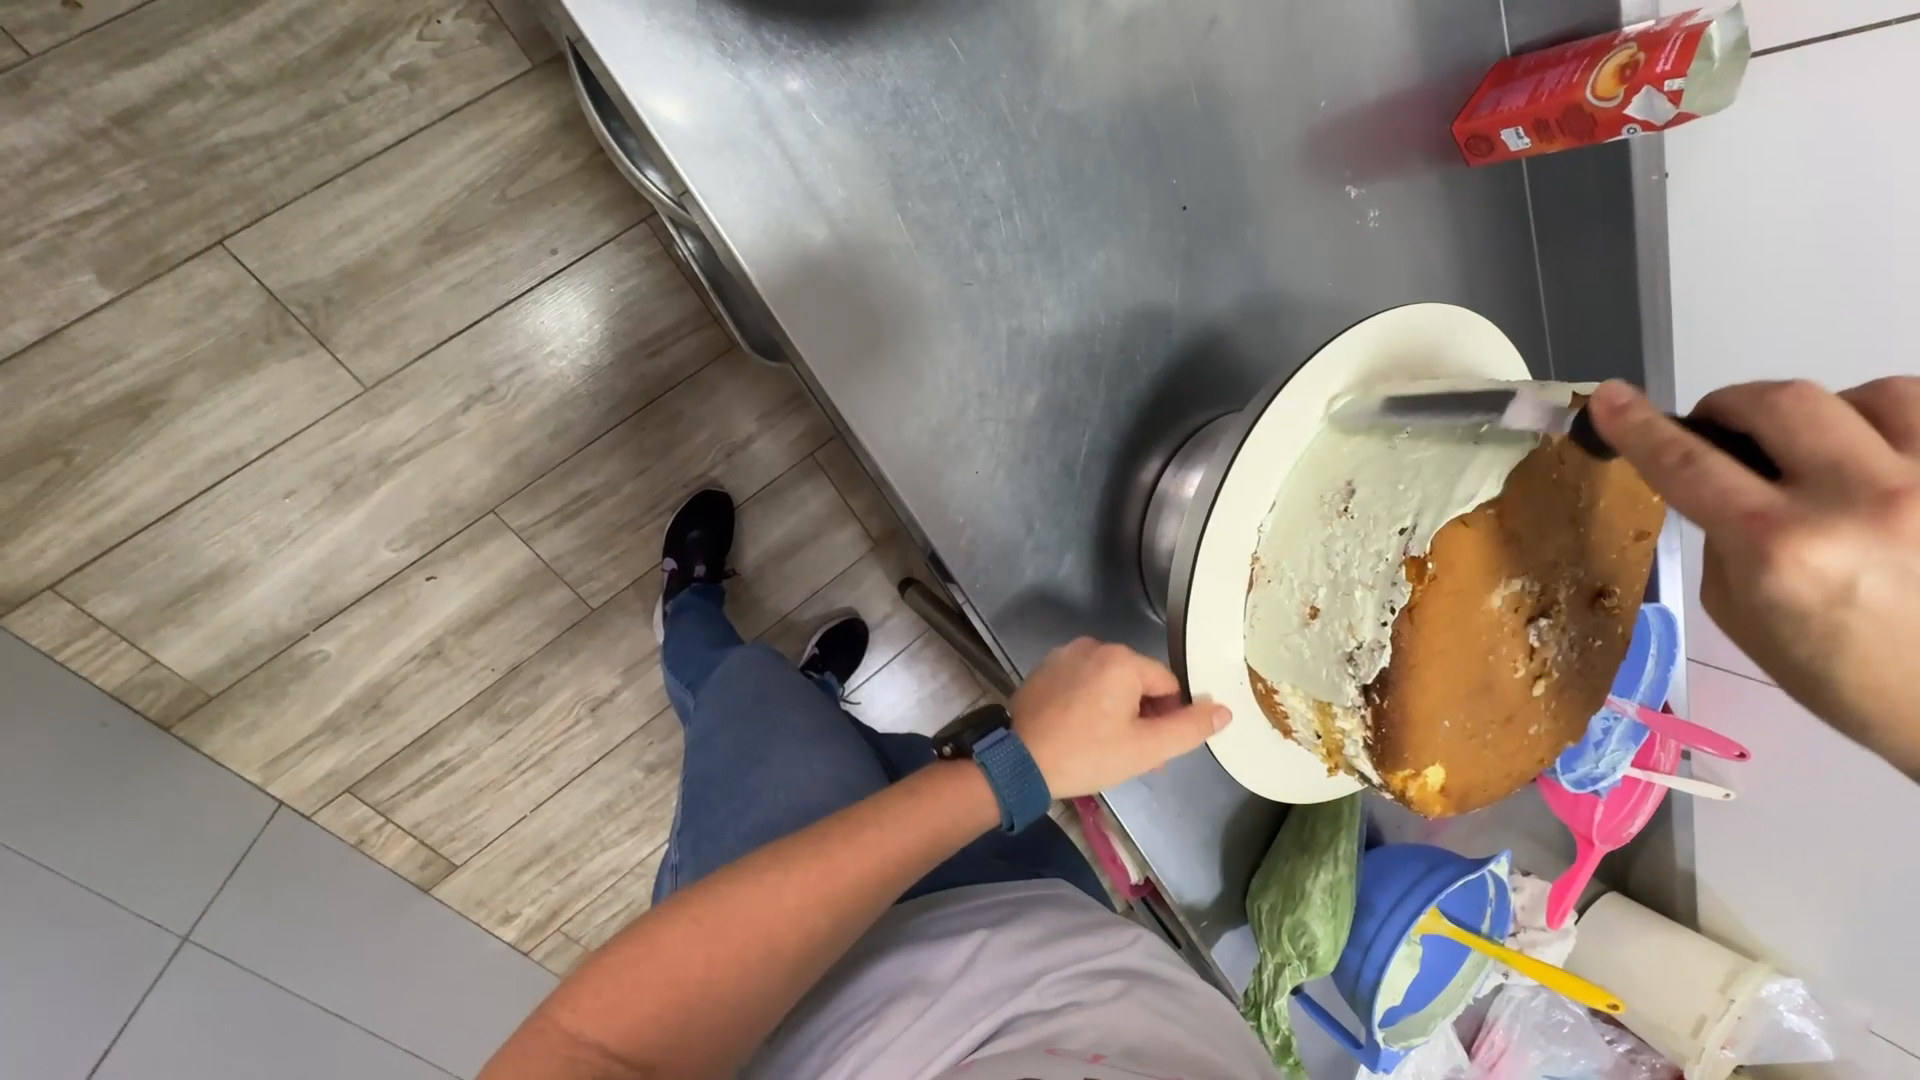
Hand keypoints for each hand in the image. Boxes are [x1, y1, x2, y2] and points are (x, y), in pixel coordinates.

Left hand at [1009, 638, 1230, 797]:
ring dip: (1116, 711)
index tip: (1152, 750)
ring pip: (1109, 683)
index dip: (1166, 719)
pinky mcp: (1045, 669)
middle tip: (1129, 755)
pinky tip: (1080, 732)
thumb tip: (1223, 710)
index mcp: (1123, 660)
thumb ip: (1189, 728)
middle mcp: (1094, 646)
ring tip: (1104, 748)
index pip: (1167, 685)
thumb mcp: (1146, 748)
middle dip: (1142, 717)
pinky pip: (1082, 682)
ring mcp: (1065, 655)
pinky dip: (1088, 703)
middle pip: (1137, 682)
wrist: (1018, 760)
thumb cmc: (1086, 754)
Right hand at [1588, 378, 1919, 776]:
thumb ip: (1728, 536)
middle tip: (1723, 426)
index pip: (1687, 464)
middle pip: (1783, 401)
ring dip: (1832, 413)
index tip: (1610, 397)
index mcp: (1780, 548)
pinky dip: (1897, 428)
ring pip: (1877, 394)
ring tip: (1827, 451)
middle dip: (1736, 405)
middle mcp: (1862, 503)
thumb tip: (1726, 483)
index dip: (1640, 425)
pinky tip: (1885, 465)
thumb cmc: (1845, 677)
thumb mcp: (1746, 612)